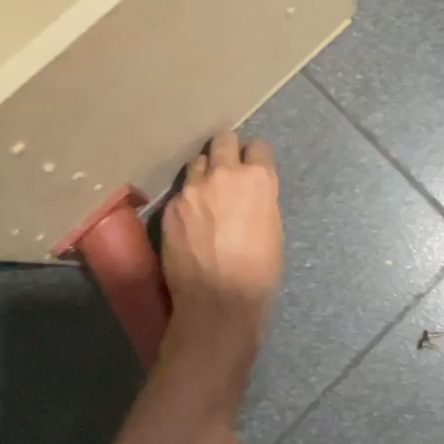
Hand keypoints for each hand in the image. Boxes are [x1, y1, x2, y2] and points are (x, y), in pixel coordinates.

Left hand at [160, 132, 282, 364]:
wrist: (218, 303)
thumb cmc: (259, 273)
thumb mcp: (273, 229)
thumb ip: (261, 201)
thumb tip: (250, 194)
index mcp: (258, 179)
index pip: (258, 147)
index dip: (255, 158)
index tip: (253, 167)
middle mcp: (223, 175)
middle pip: (222, 140)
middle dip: (226, 150)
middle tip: (227, 168)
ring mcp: (191, 190)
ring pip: (197, 163)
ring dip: (203, 173)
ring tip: (206, 194)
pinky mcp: (170, 208)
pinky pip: (180, 194)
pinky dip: (187, 201)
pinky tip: (191, 221)